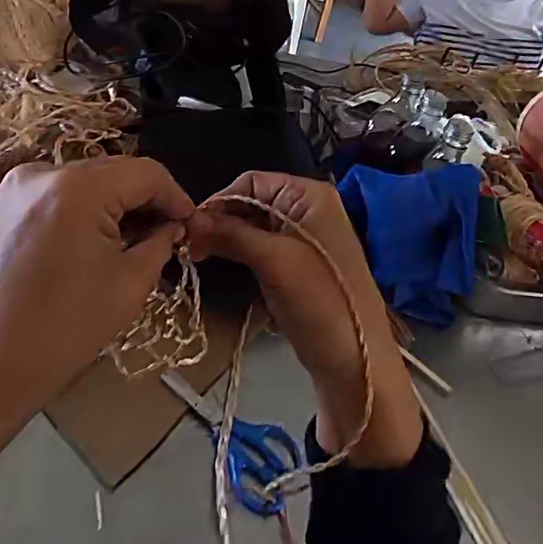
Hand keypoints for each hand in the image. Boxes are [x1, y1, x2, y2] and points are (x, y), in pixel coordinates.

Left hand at [0, 158, 192, 542]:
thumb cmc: (61, 332)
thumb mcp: (131, 284)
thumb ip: (160, 241)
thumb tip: (172, 225)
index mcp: (77, 188)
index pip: (147, 172)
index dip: (177, 196)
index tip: (192, 225)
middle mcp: (44, 172)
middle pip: (118, 171)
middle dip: (148, 200)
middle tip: (171, 235)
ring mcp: (18, 185)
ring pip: (91, 180)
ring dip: (120, 203)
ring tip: (137, 240)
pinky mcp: (5, 204)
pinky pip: (63, 192)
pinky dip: (89, 208)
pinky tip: (101, 240)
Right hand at [186, 172, 424, 468]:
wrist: (355, 361)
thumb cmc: (319, 300)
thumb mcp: (273, 261)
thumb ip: (231, 234)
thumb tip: (189, 219)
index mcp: (311, 195)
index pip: (253, 182)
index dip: (220, 200)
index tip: (187, 226)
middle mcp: (310, 209)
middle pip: (253, 202)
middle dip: (221, 220)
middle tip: (188, 247)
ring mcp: (306, 239)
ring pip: (256, 227)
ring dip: (227, 238)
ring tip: (197, 257)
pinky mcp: (301, 266)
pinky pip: (264, 249)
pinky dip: (241, 253)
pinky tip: (220, 263)